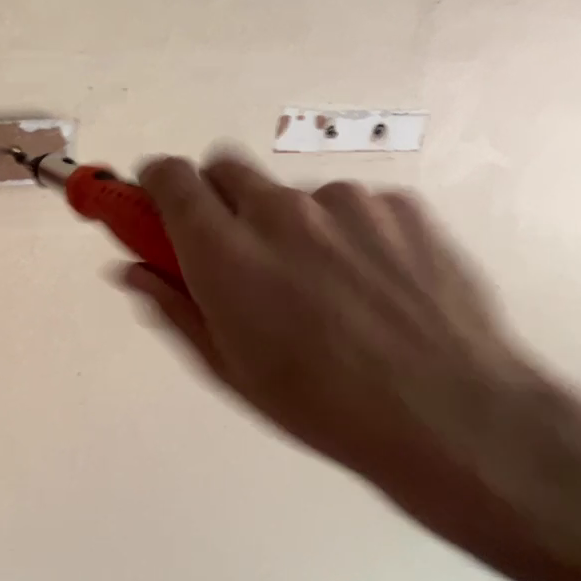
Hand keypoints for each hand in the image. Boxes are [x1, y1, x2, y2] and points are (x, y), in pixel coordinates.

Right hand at [125, 153, 555, 554]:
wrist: (448, 412)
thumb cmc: (318, 405)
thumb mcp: (228, 368)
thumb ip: (173, 307)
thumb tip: (131, 270)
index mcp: (226, 253)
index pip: (171, 178)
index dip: (156, 183)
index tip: (156, 203)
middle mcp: (281, 211)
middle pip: (226, 168)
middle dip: (216, 199)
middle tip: (234, 250)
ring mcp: (347, 202)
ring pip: (293, 195)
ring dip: (288, 225)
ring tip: (322, 290)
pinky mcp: (402, 205)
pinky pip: (352, 208)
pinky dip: (344, 235)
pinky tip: (369, 288)